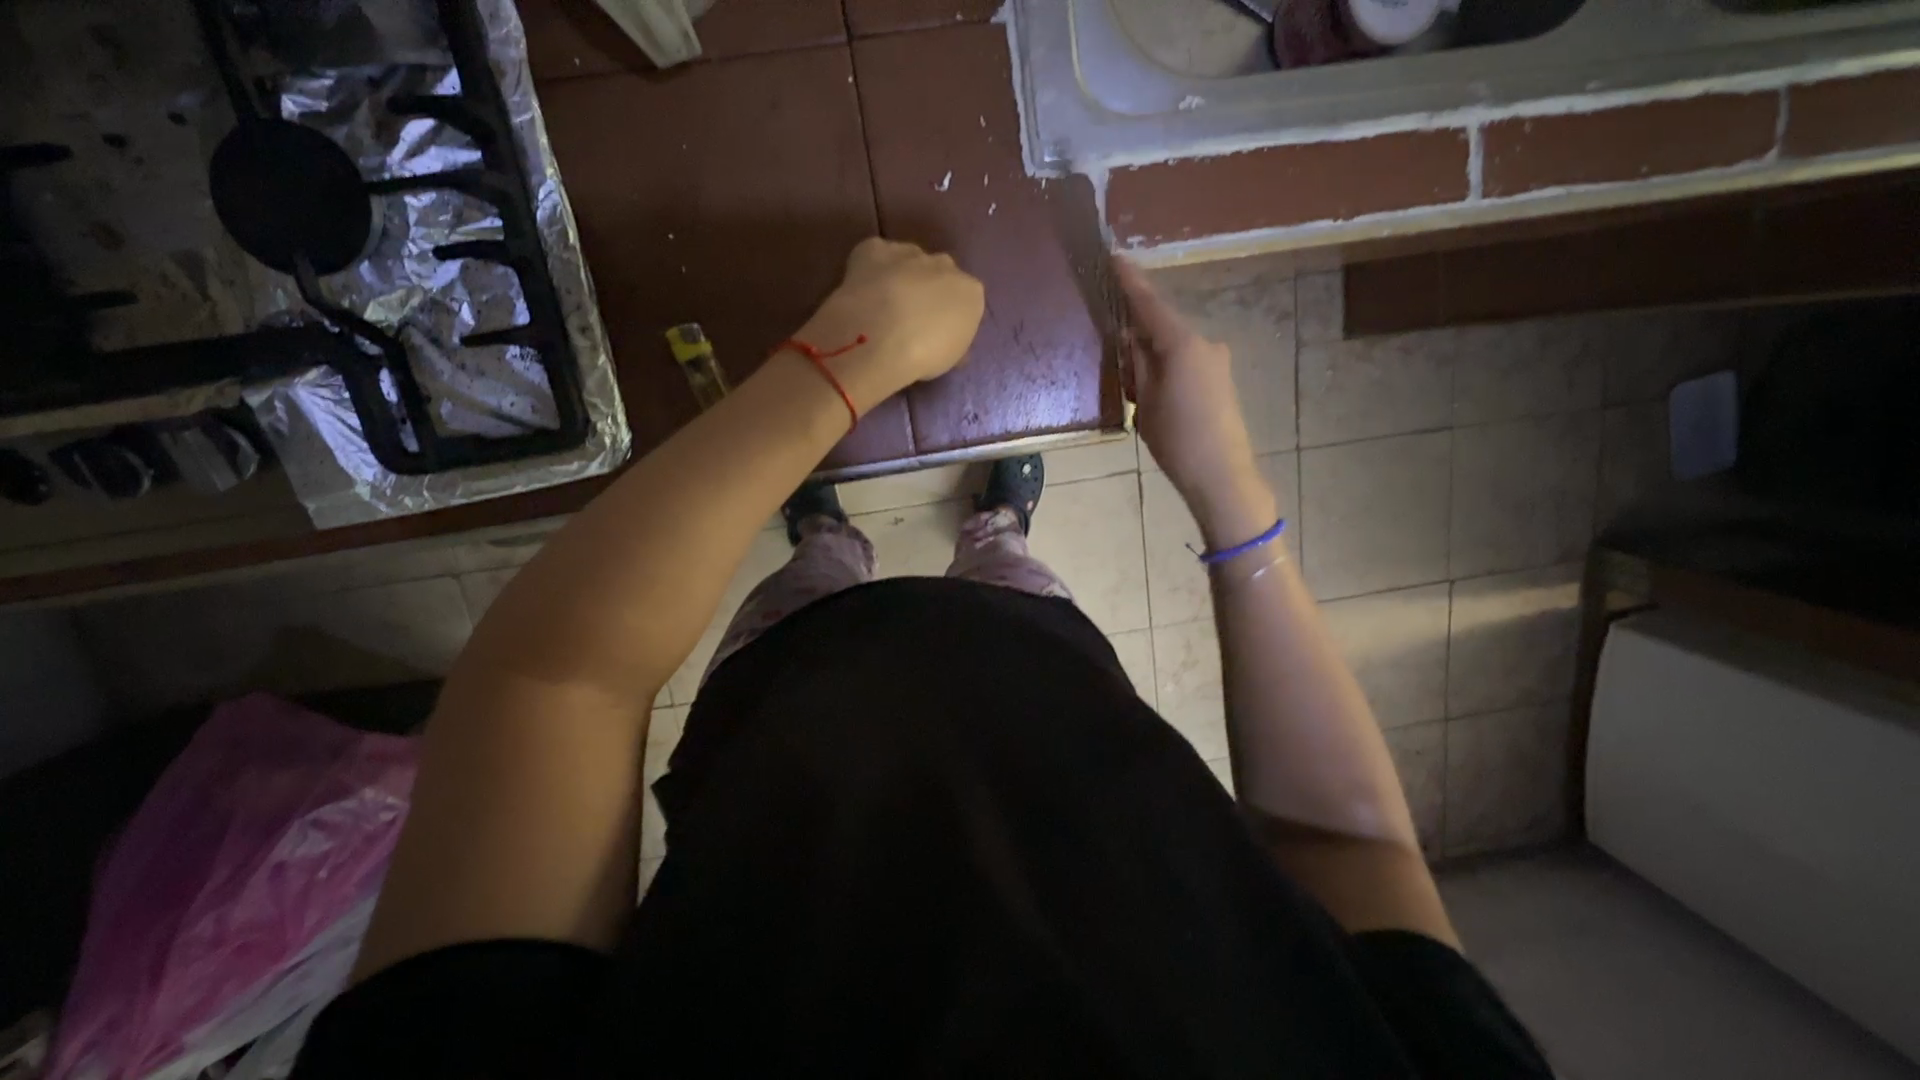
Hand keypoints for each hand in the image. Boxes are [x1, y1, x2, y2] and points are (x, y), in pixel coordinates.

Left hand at [795, 238, 985, 410]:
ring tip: (882, 304)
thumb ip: (952, 336)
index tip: (934, 331)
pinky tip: (863, 289)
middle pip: (938, 273)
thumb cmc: (924, 356)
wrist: (881, 339)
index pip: (964, 299)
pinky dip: (871, 268)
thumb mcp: (951, 357)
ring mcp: (909, 252)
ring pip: (908, 260)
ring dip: (900, 276)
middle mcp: (945, 264)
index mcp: (971, 292)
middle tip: (909, 317)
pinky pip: (876, 254)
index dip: (947, 314)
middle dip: (926, 290)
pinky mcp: (874, 248)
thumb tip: (945, 335)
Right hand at [1114, 257, 1277, 548]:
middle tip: (1106, 318)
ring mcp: (1216, 360)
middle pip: (1162, 322)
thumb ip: (1136, 362)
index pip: (1150, 303)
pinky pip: (1184, 358)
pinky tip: (1147, 377)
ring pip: (1173, 342)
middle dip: (1135, 320)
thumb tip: (1128, 336)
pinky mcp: (1219, 379)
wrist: (1222, 476)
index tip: (1112, 256)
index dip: (1129, 280)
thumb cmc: (1178, 440)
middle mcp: (1204, 343)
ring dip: (1149, 345)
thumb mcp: (1145, 401)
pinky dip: (1163, 360)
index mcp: (1182, 343)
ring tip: (1122, 359)